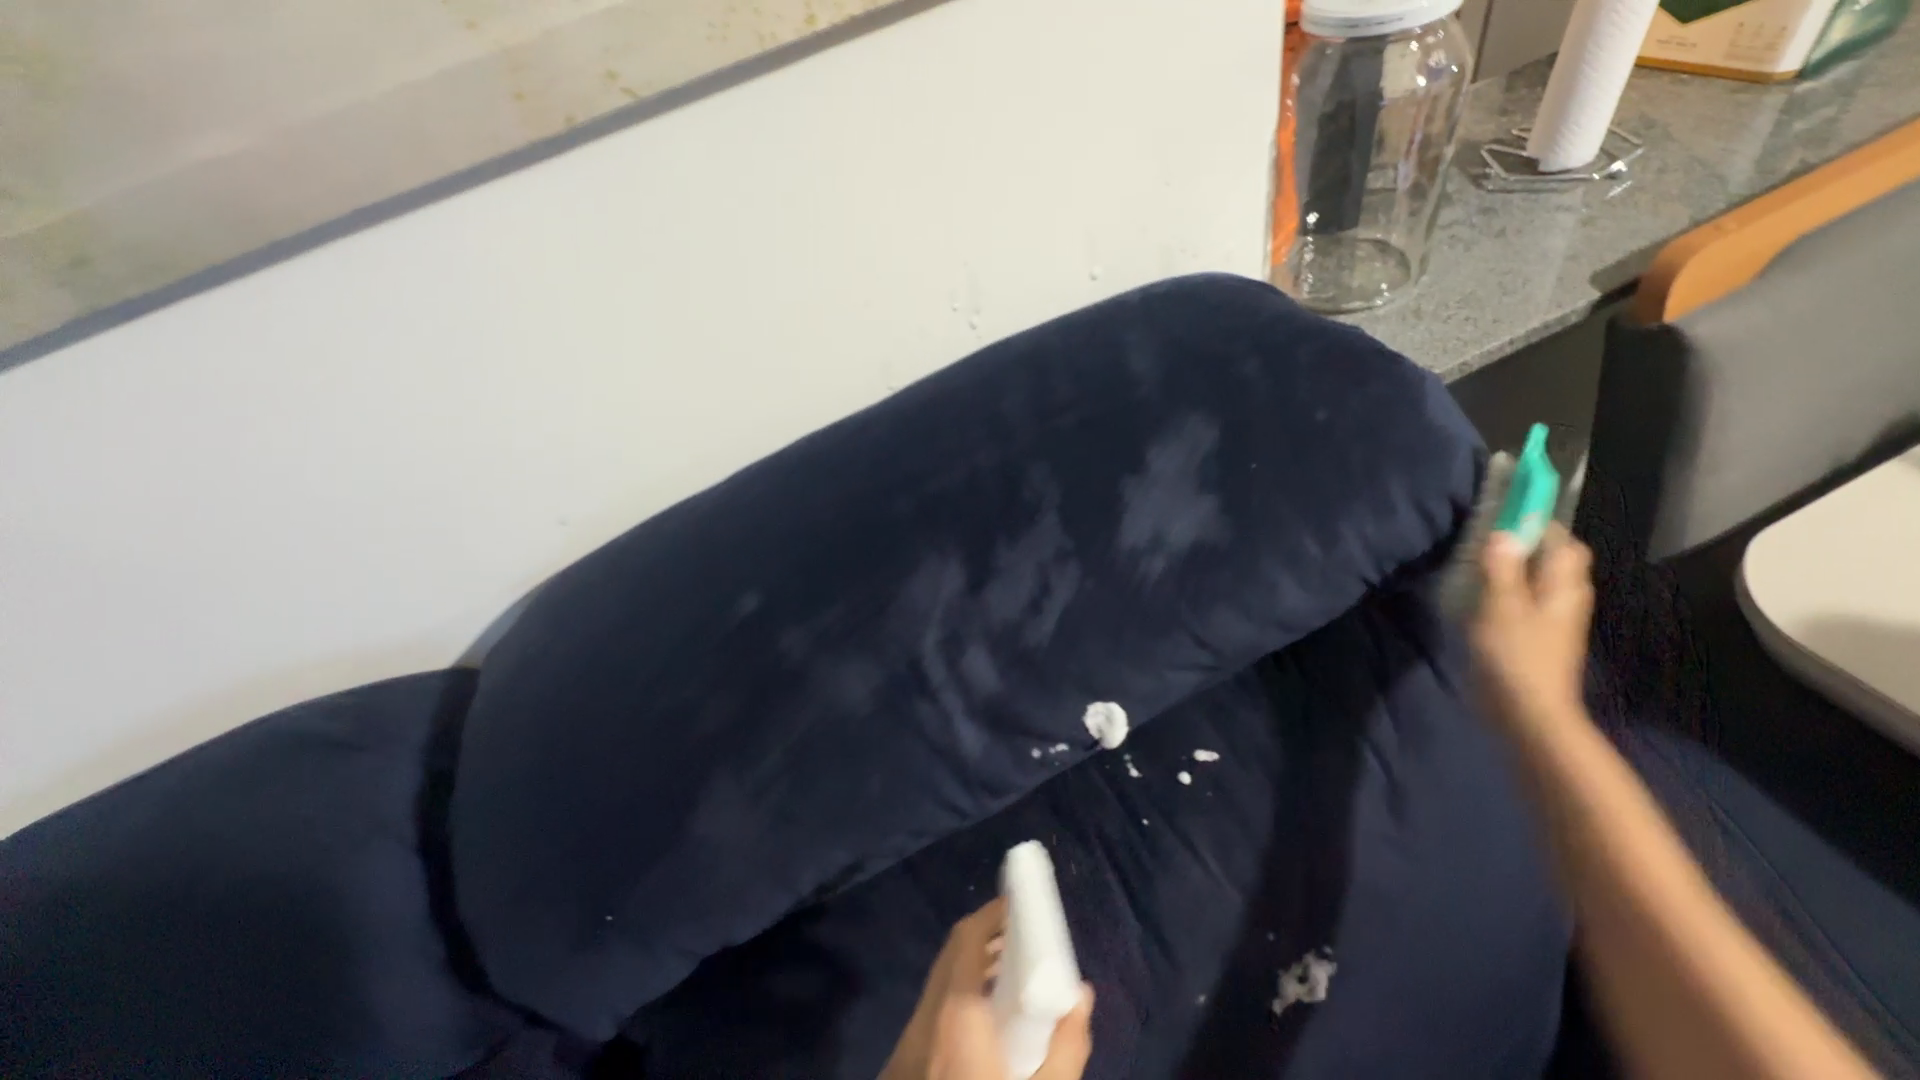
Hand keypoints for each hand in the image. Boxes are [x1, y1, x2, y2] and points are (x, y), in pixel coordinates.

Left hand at [880, 899, 1094, 1079]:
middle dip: (986, 933)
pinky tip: (986, 1010)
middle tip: (1023, 930)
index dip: (992, 913)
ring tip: (1011, 964)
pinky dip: (960, 989)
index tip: (1019, 899)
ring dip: (971, 961)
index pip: (967, 940)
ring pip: (938, 979)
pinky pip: (933, 1004)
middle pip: (951, 953)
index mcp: (959, 1017)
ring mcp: (909, 1040)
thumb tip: (1082, 994)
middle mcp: (927, 1018)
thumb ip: (1068, 1046)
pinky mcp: (903, 1061)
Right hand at [1470, 523, 1594, 736]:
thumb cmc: (1516, 656)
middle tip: (1491, 538)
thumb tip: (1504, 533)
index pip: (1564, 544)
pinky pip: (1526, 604)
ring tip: (1483, 564)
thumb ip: (1503, 568)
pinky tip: (1484, 598)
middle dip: (1529, 546)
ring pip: (1540, 584)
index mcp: (1565, 588)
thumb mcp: (1502, 607)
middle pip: (1555, 562)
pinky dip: (1509, 594)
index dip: (1542, 525)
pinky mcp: (1537, 641)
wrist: (1528, 713)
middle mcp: (1566, 601)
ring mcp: (1554, 623)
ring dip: (1517, 570)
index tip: (1509, 514)